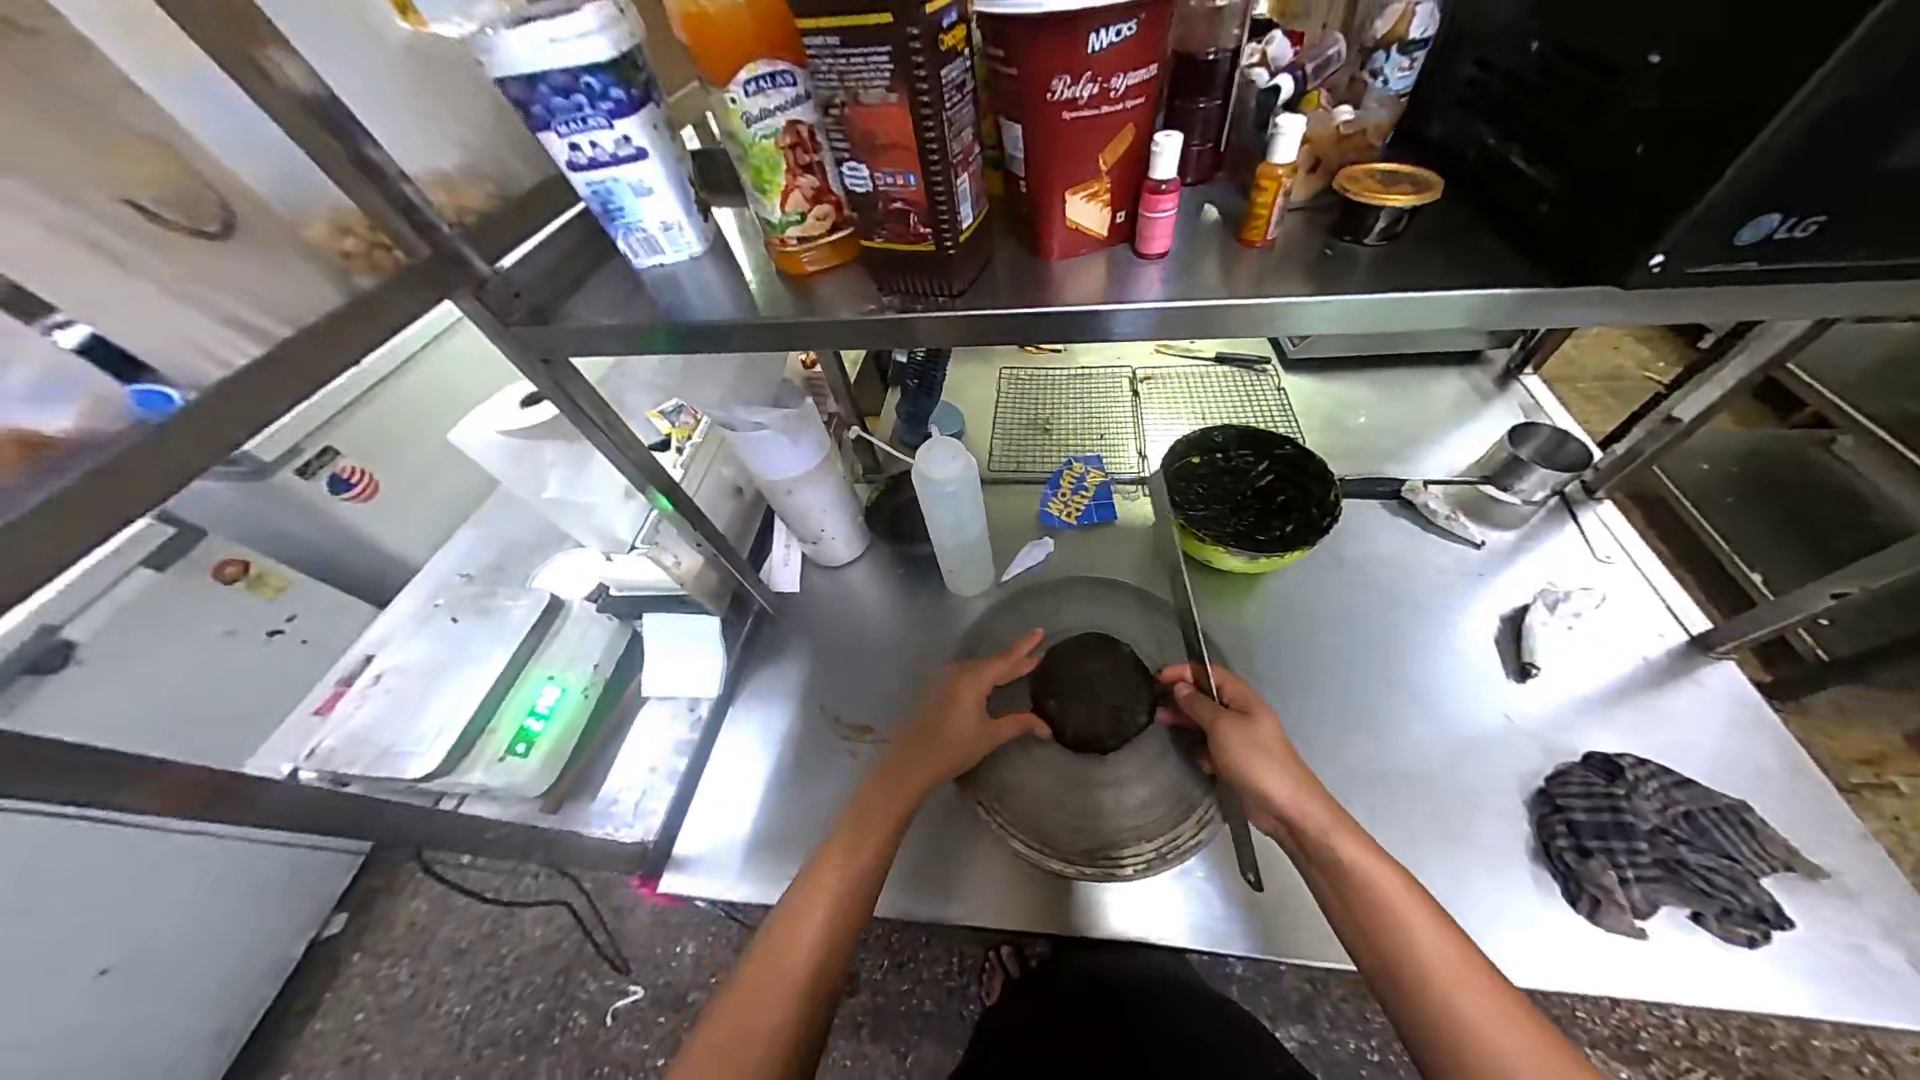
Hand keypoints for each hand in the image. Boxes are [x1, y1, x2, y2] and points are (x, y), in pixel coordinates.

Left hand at [881, 629, 1050, 795]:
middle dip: (1016, 660)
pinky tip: (993, 682)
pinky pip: (967, 676)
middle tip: (1036, 655)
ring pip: (979, 669)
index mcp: (973, 678)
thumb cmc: (953, 748)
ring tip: (1020, 668)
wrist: (911, 762)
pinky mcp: (938, 688)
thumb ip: (1018, 724)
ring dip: (999, 669)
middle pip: (993, 663)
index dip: (1024, 646)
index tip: (1039, 631)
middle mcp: (959, 671)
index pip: (1005, 658)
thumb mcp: (990, 735)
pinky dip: (984, 677)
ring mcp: (946, 679)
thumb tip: (1046, 726)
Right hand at [1157, 663, 1334, 839]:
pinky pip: (1211, 745)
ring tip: (1160, 724)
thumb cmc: (1254, 758)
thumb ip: (1198, 704)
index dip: (1182, 672)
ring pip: (1205, 721)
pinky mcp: (1235, 758)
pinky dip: (1201, 749)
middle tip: (1154, 704)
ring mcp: (1238, 736)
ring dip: (1185, 722)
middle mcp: (1240, 712)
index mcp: (1242, 696)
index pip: (1208, 672)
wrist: (1286, 806)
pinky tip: (1196, 759)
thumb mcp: (1221, 725)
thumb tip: (1180, 687)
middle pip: (1205, 696)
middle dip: (1180, 698)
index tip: (1157, 679)